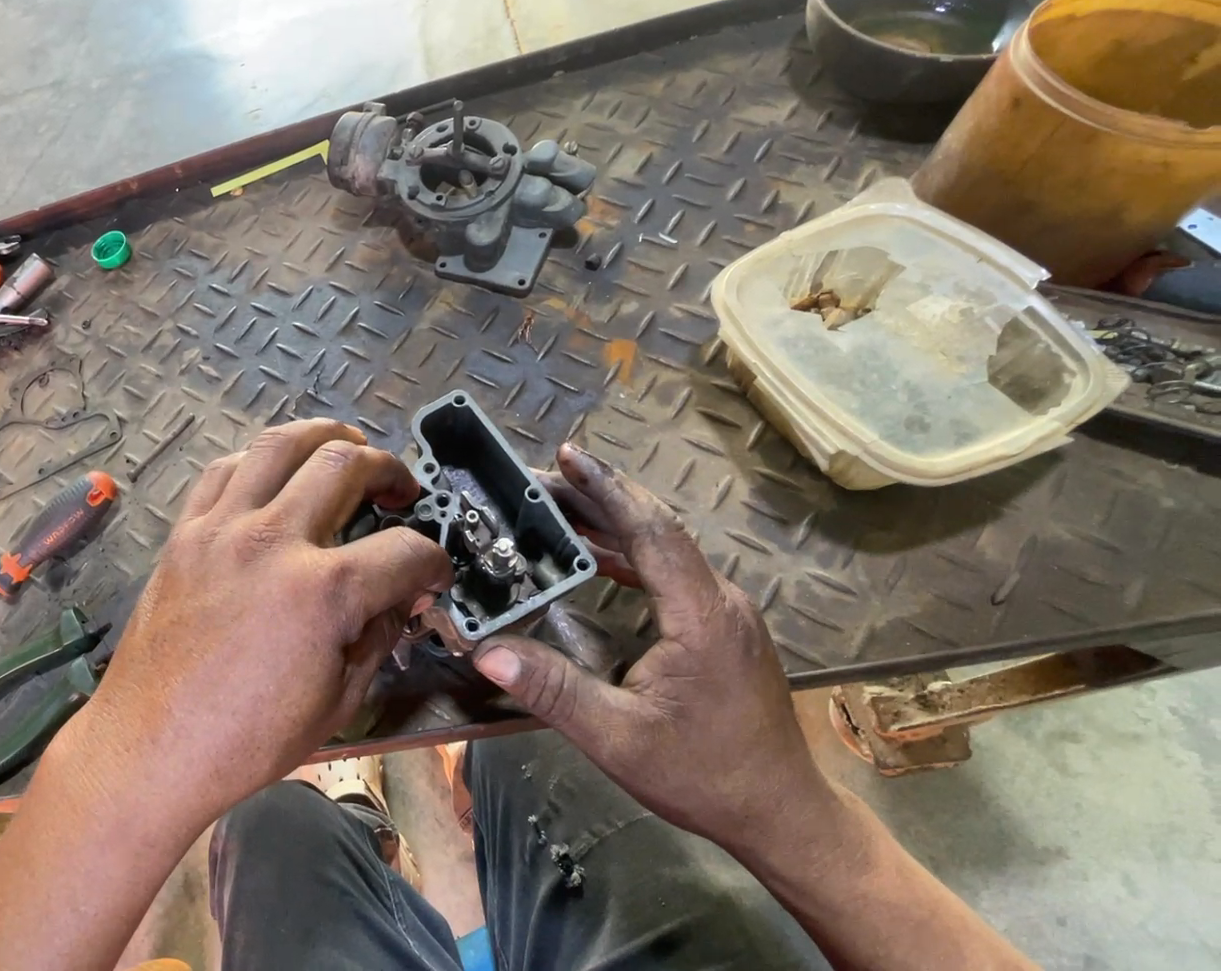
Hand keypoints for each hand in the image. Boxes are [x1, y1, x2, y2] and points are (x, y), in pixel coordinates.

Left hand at [68, 419, 452, 825]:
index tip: (433, 571)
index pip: (404, 551)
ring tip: (345, 448)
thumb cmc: (247, 740)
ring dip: (324, 437)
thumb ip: (378, 635)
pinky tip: (273, 475)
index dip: (434, 560)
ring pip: (279, 445)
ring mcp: (221, 529)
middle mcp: (273, 541)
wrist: (150, 747)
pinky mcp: (185, 532)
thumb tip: (400, 595)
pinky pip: (224, 470)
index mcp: (321, 592)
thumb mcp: (337, 702)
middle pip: (345, 466)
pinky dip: (258, 460)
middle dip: (388, 469)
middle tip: (399, 488)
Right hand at [472, 443, 830, 852]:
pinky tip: (592, 556)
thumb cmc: (704, 776)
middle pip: (654, 528)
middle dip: (597, 497)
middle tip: (539, 479)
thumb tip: (487, 652)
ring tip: (555, 507)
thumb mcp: (618, 737)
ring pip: (662, 548)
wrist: (783, 815)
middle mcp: (719, 600)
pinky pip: (669, 572)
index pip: (650, 531)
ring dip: (610, 523)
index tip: (567, 457)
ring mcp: (725, 612)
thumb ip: (554, 690)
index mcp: (701, 615)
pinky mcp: (721, 626)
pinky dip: (627, 553)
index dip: (606, 489)